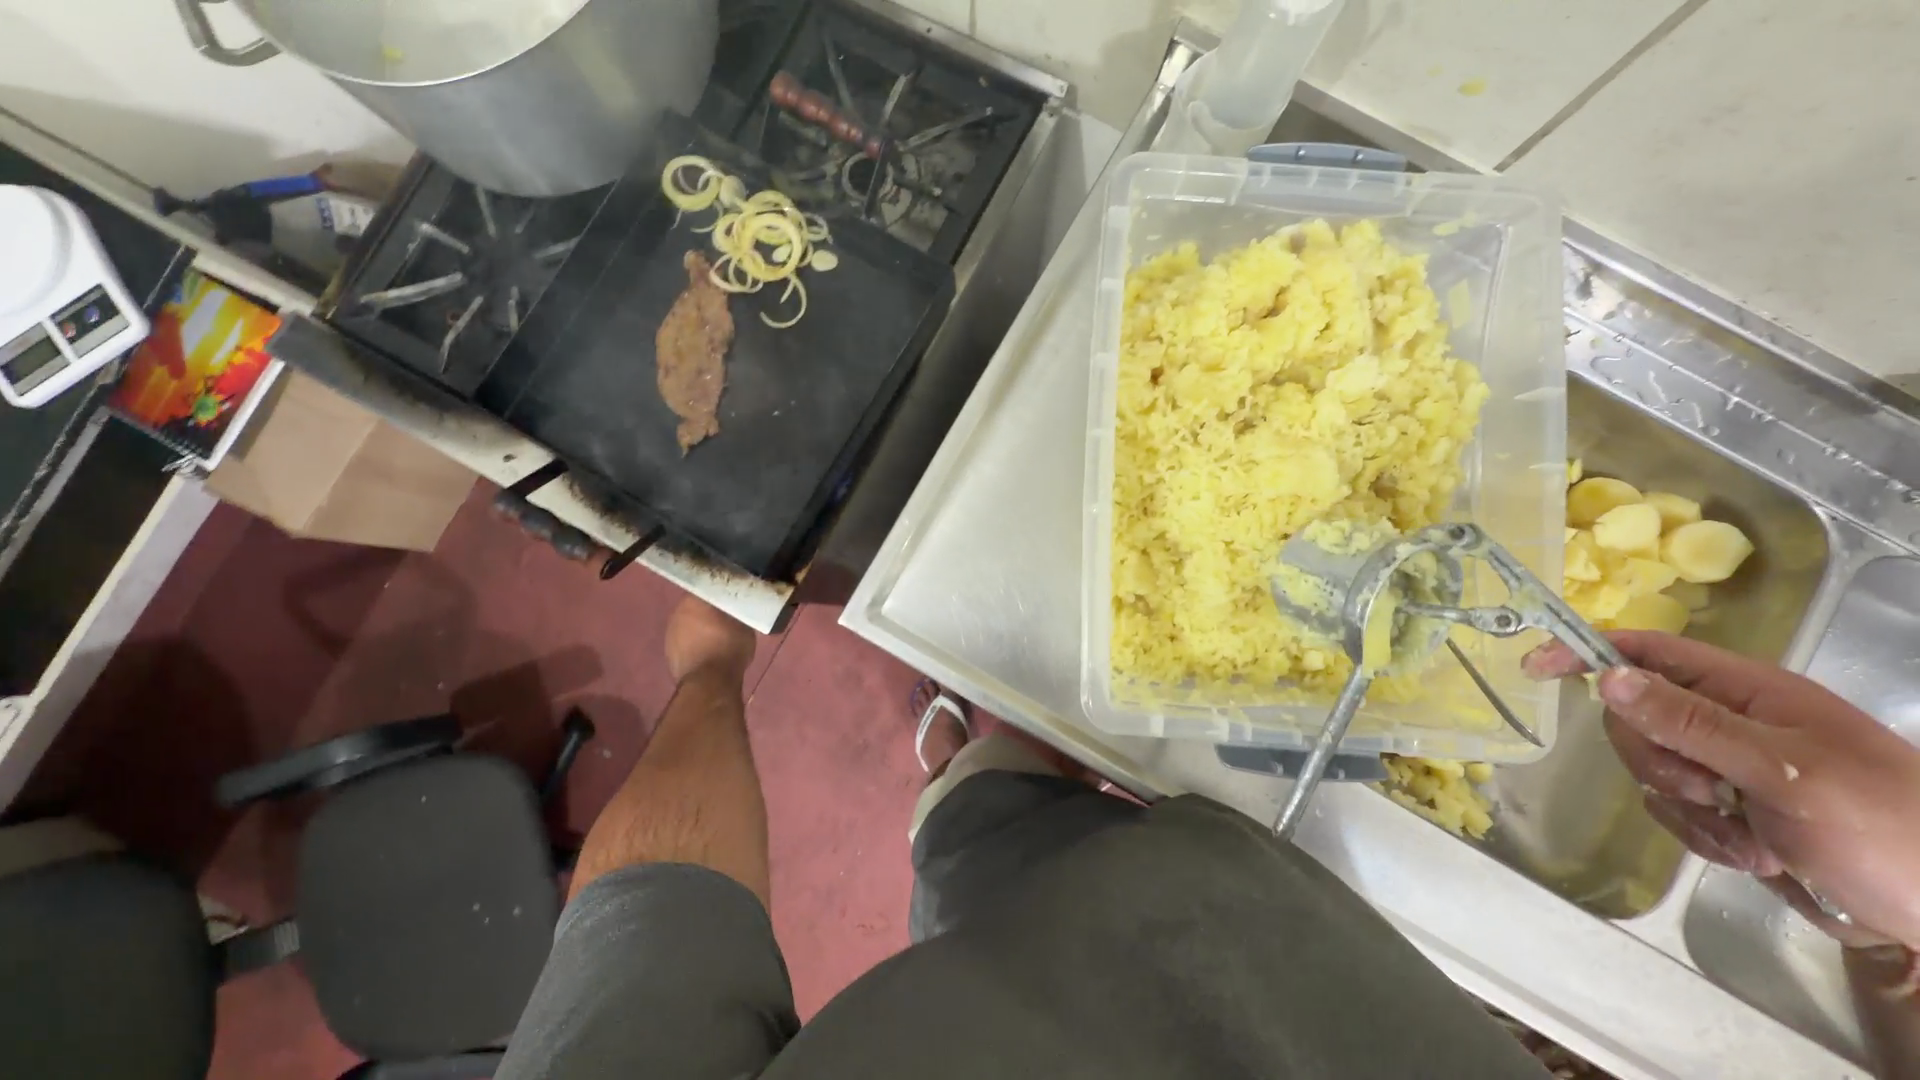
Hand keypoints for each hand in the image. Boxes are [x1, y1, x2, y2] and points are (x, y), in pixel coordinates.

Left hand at [664, 596, 755, 686]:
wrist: (709, 682)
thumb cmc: (729, 647)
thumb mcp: (745, 625)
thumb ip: (738, 612)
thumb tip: (738, 608)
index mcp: (694, 600)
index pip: (707, 588)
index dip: (720, 595)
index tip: (732, 601)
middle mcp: (677, 612)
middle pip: (695, 608)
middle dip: (708, 613)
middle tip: (726, 620)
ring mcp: (670, 634)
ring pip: (688, 626)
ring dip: (700, 630)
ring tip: (718, 640)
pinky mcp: (669, 655)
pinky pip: (685, 644)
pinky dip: (695, 647)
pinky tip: (708, 656)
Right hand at [1525, 631, 1919, 949]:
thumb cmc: (1884, 829)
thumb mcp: (1783, 771)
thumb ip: (1690, 722)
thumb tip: (1609, 676)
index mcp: (1749, 692)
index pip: (1649, 652)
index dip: (1589, 652)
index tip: (1536, 667)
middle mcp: (1732, 721)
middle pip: (1637, 717)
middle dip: (1656, 759)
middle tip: (1705, 789)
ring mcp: (1730, 766)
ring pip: (1651, 768)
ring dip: (1686, 808)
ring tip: (1748, 836)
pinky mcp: (1731, 810)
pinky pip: (1674, 809)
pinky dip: (1702, 834)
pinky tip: (1753, 855)